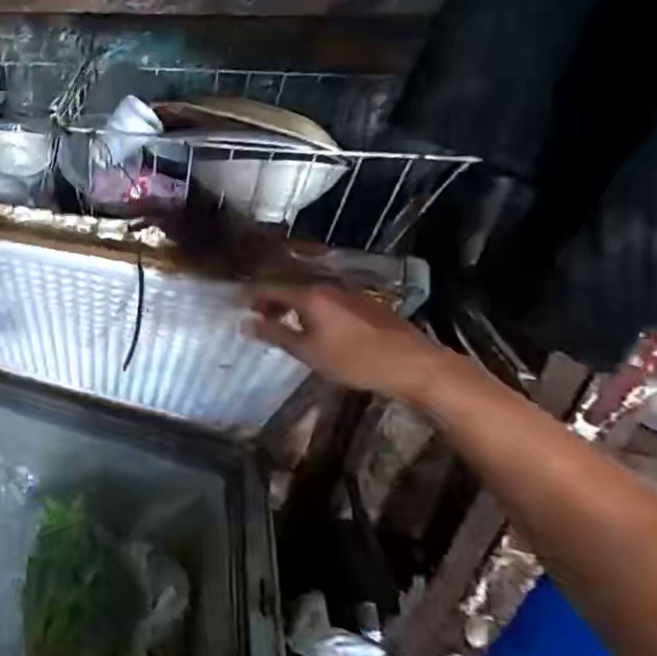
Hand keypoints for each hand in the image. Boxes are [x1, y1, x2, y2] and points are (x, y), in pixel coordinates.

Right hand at [246, 283, 467, 404]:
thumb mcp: (307, 352)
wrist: (419, 367)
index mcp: (309, 296)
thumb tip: (245, 323)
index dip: (250, 296)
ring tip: (289, 324)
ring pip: (312, 294)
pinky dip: (316, 309)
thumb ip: (274, 334)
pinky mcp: (370, 305)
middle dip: (272, 301)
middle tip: (261, 317)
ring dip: (295, 305)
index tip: (237, 305)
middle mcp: (328, 288)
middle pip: (290, 288)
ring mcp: (352, 294)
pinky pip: (331, 300)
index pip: (268, 288)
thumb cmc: (356, 360)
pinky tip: (320, 327)